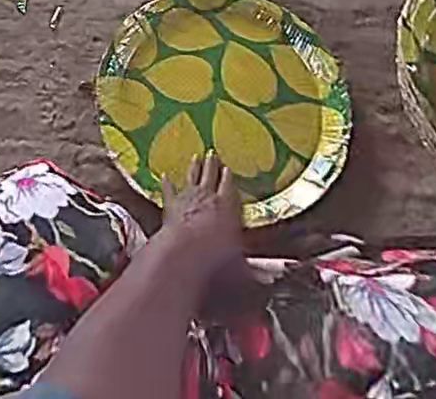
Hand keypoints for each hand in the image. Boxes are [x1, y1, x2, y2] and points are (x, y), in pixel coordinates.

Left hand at [159, 152, 243, 274]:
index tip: (228, 168)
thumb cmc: (214, 257)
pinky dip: (166, 183)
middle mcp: (208, 196)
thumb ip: (253, 269)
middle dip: (212, 164)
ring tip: (196, 157)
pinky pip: (169, 190)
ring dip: (194, 167)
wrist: (183, 253)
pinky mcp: (170, 205)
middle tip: (212, 153)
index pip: (229, 186)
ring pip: (192, 177)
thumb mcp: (239, 264)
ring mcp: (187, 198)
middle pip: (210, 175)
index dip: (228, 177)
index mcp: (226, 204)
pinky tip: (164, 176)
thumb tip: (270, 281)